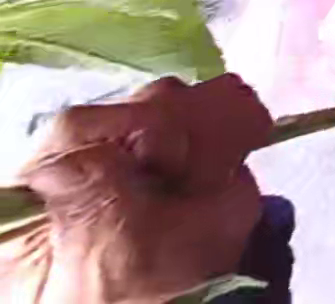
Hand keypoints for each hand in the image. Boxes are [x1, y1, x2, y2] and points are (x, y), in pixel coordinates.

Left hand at [2, 75, 271, 303]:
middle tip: (193, 180)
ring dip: (221, 130)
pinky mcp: (201, 136)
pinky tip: (245, 147)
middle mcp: (94, 158)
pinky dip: (246, 120)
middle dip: (187, 133)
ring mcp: (150, 145)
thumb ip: (89, 205)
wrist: (199, 293)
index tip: (166, 166)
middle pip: (146, 102)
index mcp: (44, 192)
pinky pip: (230, 99)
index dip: (135, 128)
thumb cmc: (138, 287)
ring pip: (194, 95)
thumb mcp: (105, 257)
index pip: (80, 124)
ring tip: (214, 176)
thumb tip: (74, 160)